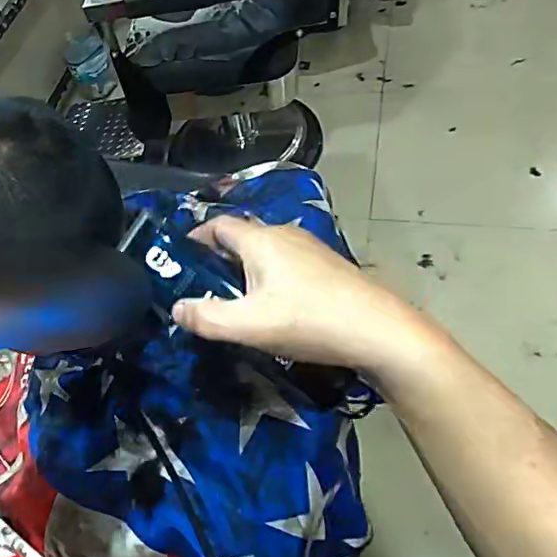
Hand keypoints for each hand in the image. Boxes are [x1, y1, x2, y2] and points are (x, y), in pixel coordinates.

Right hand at [171, 215, 453, 382]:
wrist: (379, 331)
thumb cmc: (310, 321)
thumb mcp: (250, 325)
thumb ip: (208, 318)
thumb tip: (177, 308)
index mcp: (261, 240)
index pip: (218, 225)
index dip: (195, 238)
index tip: (179, 259)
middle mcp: (285, 235)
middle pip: (242, 236)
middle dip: (218, 256)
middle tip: (202, 285)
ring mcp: (310, 248)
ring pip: (266, 250)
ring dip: (245, 267)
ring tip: (234, 298)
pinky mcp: (327, 266)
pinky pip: (286, 262)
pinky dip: (269, 275)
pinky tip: (274, 304)